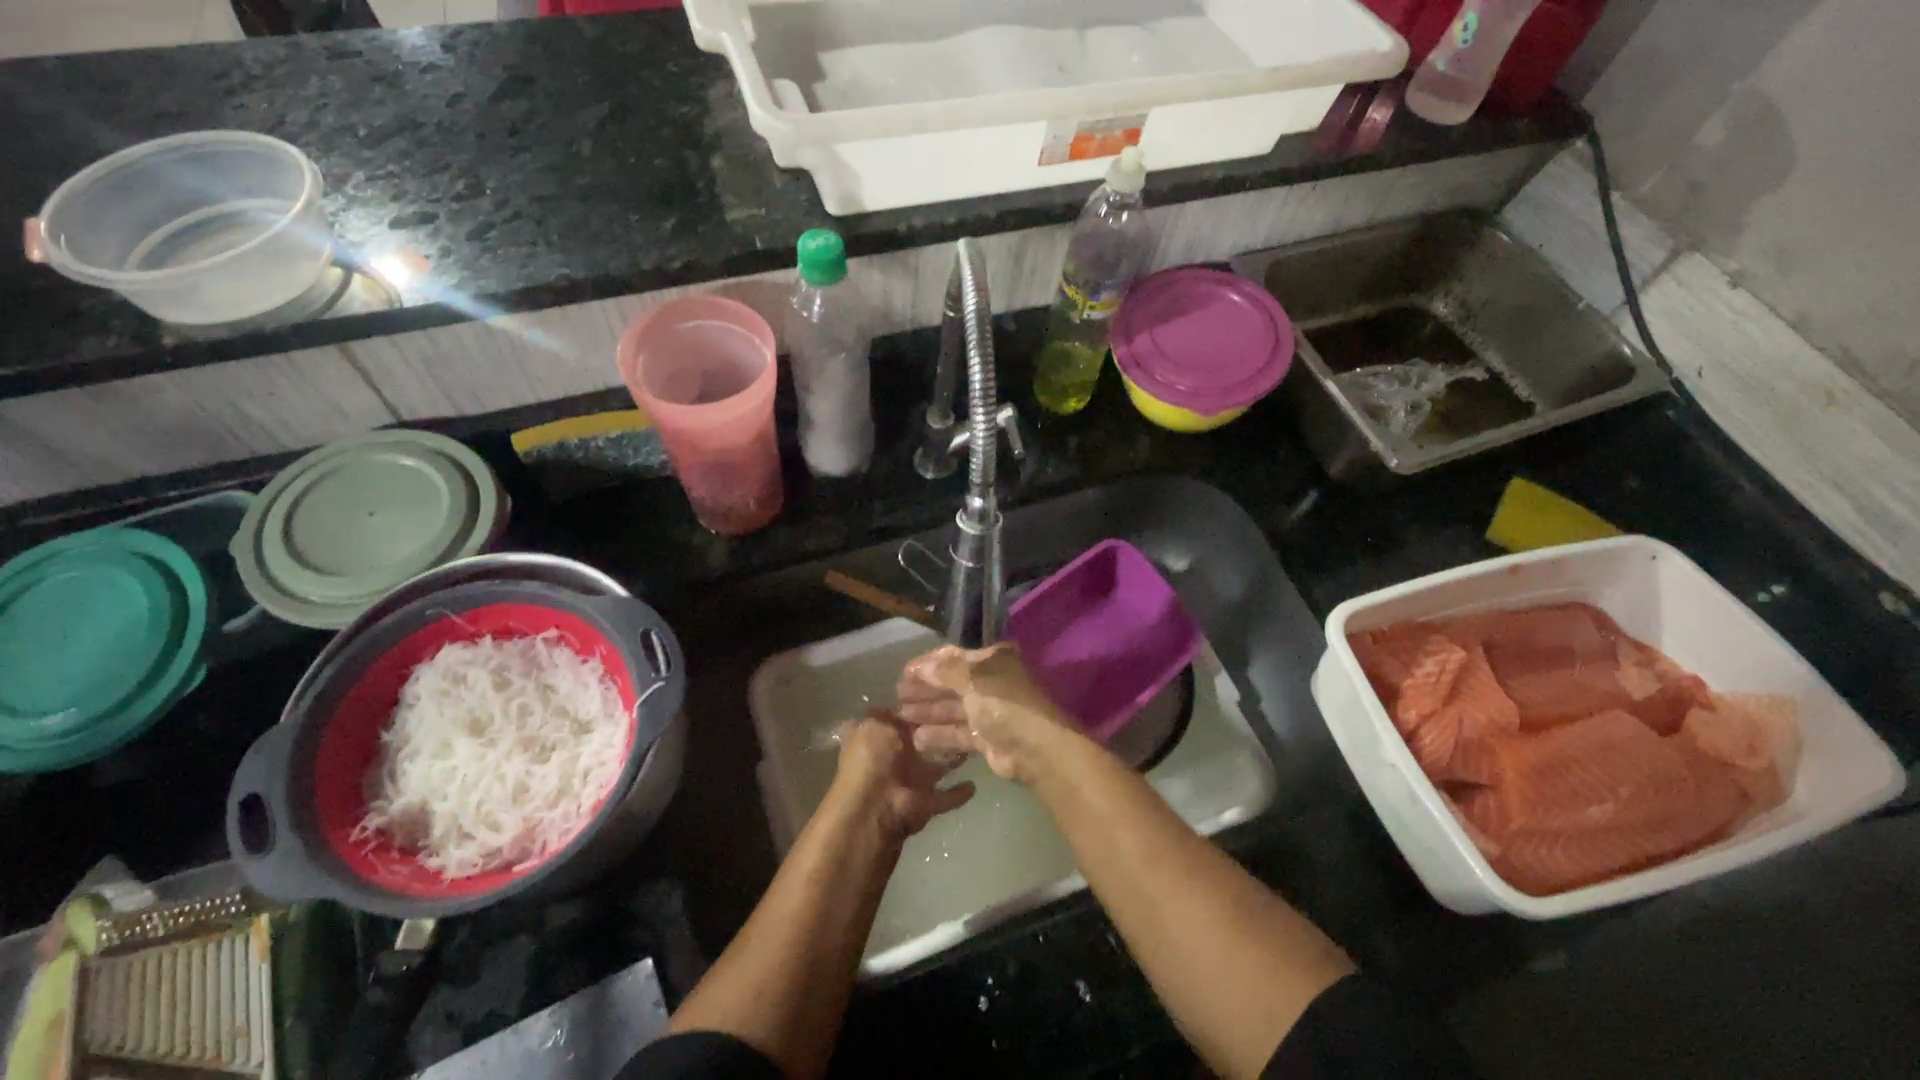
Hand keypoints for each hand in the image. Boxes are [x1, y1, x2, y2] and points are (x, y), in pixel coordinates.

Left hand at [830, 712, 975, 840]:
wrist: (874, 811)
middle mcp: (891, 757)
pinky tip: (975, 783)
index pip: (897, 716)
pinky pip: (946, 797)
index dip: (916, 706)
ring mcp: (909, 782)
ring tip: (975, 741)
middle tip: (967, 715)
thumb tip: (902, 702)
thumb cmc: (871, 760)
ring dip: (952, 758)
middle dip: (939, 730)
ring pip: (935, 766)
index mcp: (875, 736)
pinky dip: (958, 793)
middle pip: (920, 741)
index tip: (942, 693)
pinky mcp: (925, 804)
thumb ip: (890, 712)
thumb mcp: (874, 724)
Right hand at [894, 643, 1078, 783]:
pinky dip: (940, 734)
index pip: (953, 657)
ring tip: (901, 717)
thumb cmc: (1004, 704)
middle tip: (897, 696)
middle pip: (951, 684)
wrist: (1035, 749)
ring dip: (928, 712)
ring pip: (953, 709)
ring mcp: (990, 712)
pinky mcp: (987, 738)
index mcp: (992, 661)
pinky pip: (958, 732)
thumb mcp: (973, 679)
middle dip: (924, 690)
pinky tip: (917, 738)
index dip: (927, 664)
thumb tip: (921, 667)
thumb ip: (944, 671)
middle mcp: (991, 683)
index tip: (902, 674)